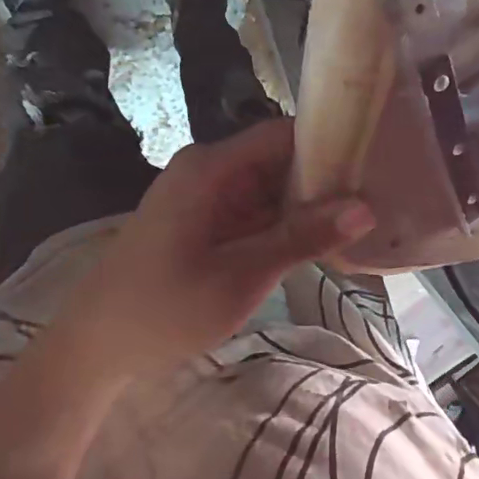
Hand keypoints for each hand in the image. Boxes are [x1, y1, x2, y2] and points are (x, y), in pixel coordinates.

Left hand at [53, 119, 374, 383]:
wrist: (96, 344)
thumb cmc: (164, 309)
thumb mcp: (240, 276)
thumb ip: (301, 238)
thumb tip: (365, 207)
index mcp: (210, 168)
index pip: (283, 134)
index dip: (331, 143)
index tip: (379, 162)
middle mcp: (207, 172)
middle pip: (277, 160)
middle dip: (324, 180)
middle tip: (382, 199)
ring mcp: (203, 199)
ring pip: (267, 189)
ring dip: (306, 206)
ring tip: (365, 220)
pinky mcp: (201, 224)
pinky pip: (252, 213)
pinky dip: (282, 226)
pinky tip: (320, 242)